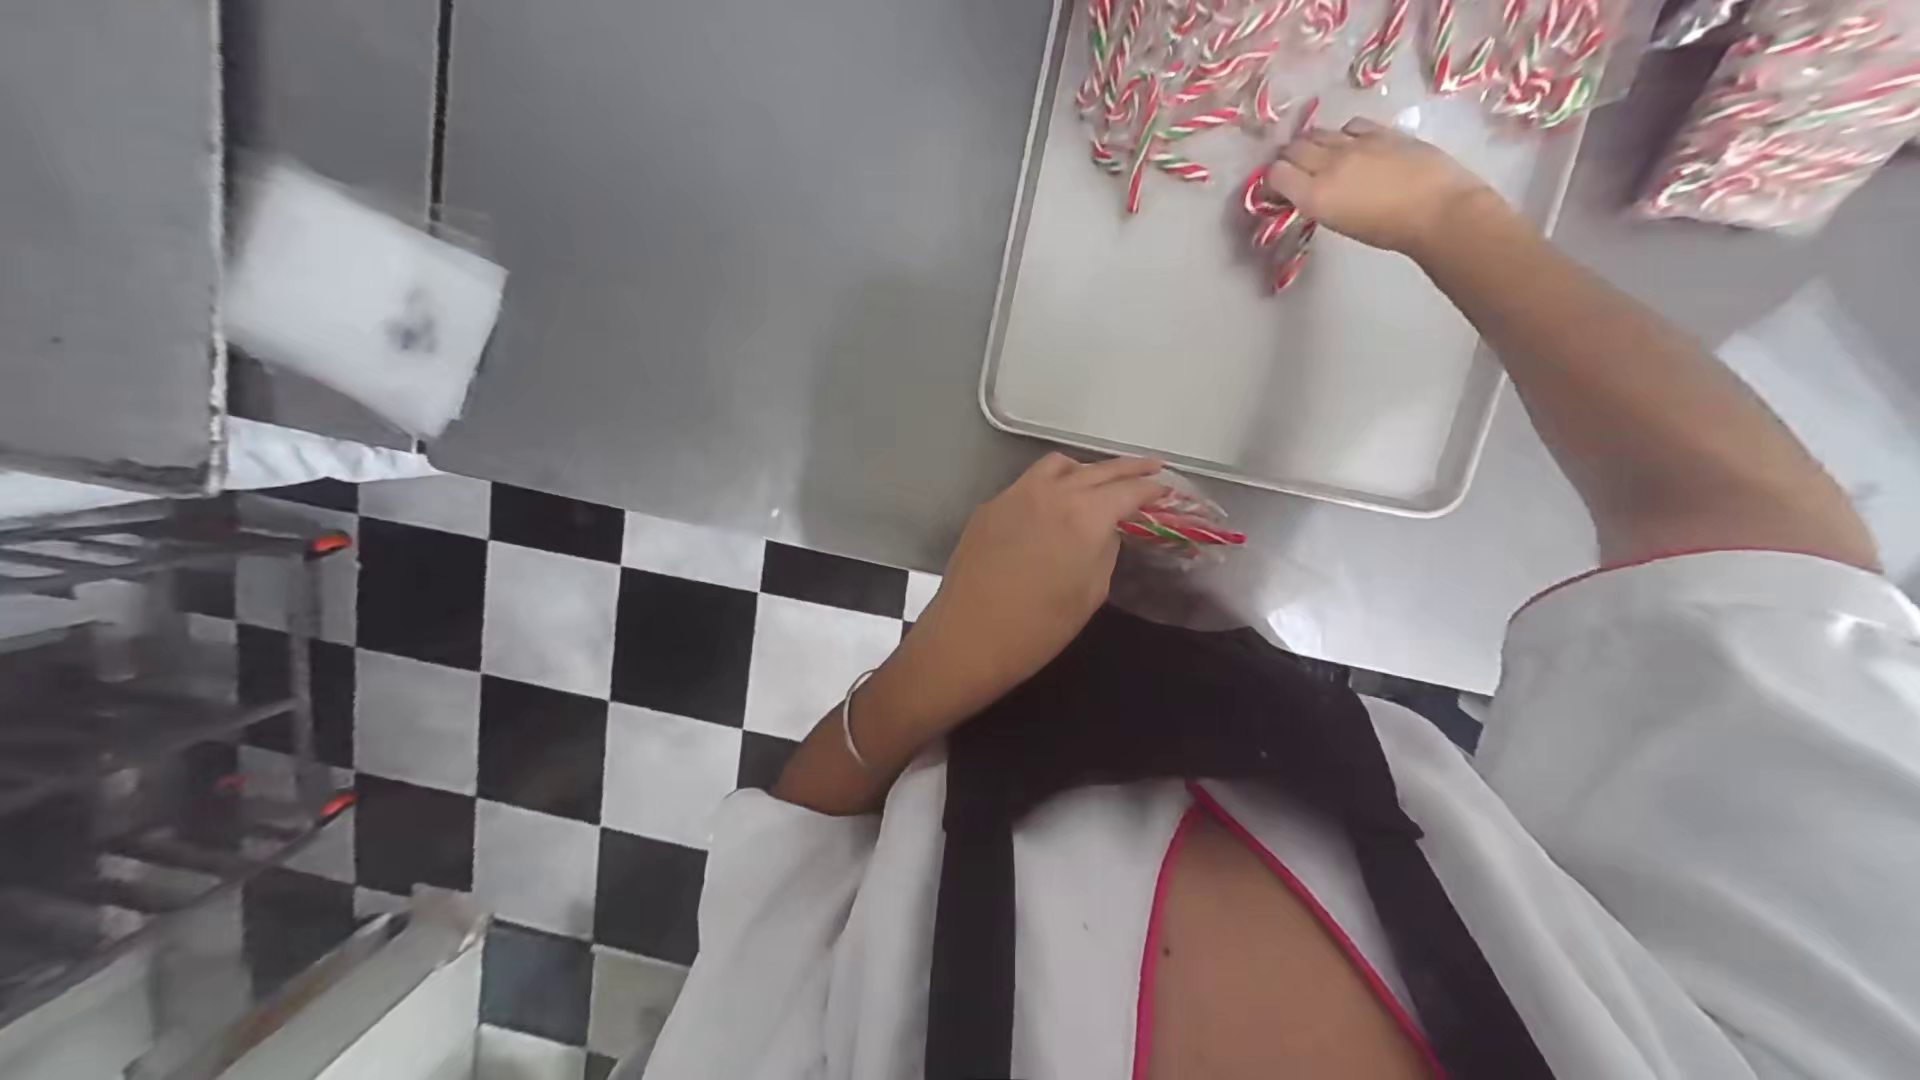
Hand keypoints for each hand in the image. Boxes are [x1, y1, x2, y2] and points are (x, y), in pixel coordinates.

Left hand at [903, 453, 1164, 717]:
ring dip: (1085, 469)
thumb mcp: (1090, 593)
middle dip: (1127, 468)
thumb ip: (1105, 550)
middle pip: (1097, 469)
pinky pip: (1028, 482)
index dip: (1151, 488)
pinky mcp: (990, 506)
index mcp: (1084, 515)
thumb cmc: (1038, 628)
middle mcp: (1050, 493)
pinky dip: (1051, 483)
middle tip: (1150, 468)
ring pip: (1058, 466)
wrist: (968, 638)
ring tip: (1099, 483)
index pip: (1127, 490)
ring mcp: (1014, 494)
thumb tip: (1107, 529)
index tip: (1165, 489)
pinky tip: (1054, 503)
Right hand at [1265, 117, 1510, 257]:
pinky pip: (1350, 126)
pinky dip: (1342, 135)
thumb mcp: (1336, 222)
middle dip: (1288, 158)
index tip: (1277, 189)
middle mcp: (1329, 164)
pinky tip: (1351, 146)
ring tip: (1320, 156)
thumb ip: (1315, 201)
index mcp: (1314, 194)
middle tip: (1294, 170)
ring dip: (1312, 143)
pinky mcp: (1381, 132)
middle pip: (1293, 147)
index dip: (1272, 179)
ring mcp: (1356, 143)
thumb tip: (1303, 190)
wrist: (1435, 210)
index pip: (1276, 173)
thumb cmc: (1384, 229)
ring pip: (1318, 133)